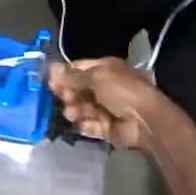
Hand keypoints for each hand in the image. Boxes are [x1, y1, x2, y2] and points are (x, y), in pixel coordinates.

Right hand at [47, 57, 172, 150]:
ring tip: (74, 113)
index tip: (50, 82)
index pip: (78, 68)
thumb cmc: (122, 91)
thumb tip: (50, 68)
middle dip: (68, 94)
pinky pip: (89, 124)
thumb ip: (71, 75)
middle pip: (76, 89)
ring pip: (80, 108)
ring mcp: (104, 108)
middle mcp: (104, 87)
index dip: (63, 74)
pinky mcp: (105, 127)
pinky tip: (87, 124)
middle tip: (65, 98)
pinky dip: (86, 124)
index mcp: (105, 70)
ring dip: (75, 110)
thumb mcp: (96, 77)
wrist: (146, 121)